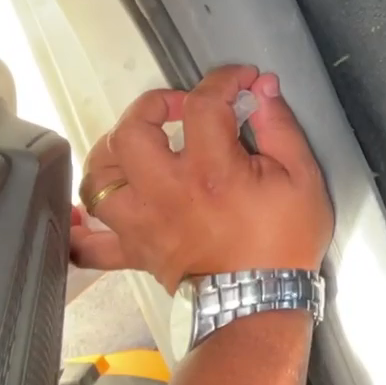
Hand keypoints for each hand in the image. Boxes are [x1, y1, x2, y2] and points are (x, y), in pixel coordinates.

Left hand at [71, 65, 332, 289]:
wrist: (260, 305)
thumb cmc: (285, 240)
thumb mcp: (302, 176)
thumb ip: (280, 126)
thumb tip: (263, 88)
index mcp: (211, 171)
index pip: (203, 103)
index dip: (224, 79)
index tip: (243, 79)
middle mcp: (166, 193)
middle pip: (130, 132)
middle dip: (155, 104)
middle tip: (184, 107)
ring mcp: (142, 224)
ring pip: (98, 178)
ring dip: (116, 149)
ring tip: (146, 142)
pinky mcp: (132, 251)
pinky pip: (86, 242)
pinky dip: (82, 222)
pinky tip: (93, 206)